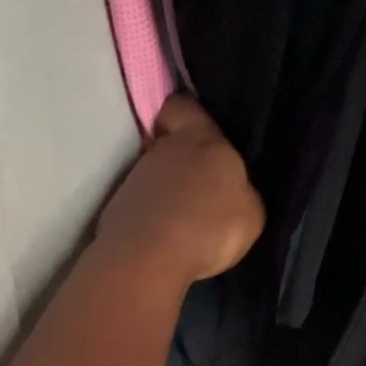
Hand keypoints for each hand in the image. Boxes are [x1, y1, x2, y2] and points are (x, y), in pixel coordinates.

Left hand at [97, 96, 264, 284]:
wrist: (149, 260)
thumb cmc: (208, 226)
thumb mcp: (249, 213)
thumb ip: (242, 193)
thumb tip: (233, 194)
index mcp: (198, 138)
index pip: (182, 106)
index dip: (186, 116)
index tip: (195, 134)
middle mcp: (161, 151)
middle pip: (167, 145)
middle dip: (179, 163)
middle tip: (197, 190)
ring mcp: (133, 180)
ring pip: (152, 178)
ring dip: (164, 195)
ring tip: (180, 224)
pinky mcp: (116, 211)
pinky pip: (139, 208)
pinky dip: (149, 219)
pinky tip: (162, 241)